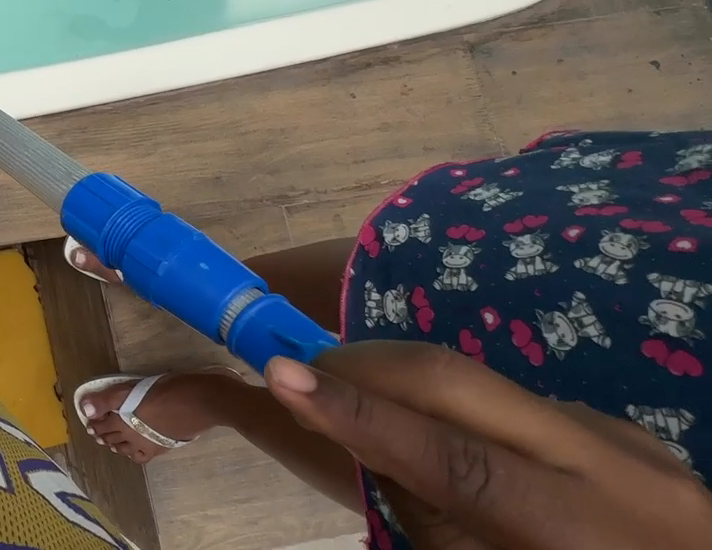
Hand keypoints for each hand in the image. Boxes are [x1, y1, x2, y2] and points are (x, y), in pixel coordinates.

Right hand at [266, 340, 711, 548]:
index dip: (358, 411)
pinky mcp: (610, 424)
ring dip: (392, 378)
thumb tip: (344, 419)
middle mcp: (618, 471)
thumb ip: (417, 503)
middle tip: (295, 375)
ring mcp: (620, 437)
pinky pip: (498, 393)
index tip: (277, 373)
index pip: (453, 459)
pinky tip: (420, 418)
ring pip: (471, 376)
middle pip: (454, 380)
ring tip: (346, 397)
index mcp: (590, 536)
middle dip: (358, 365)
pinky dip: (439, 397)